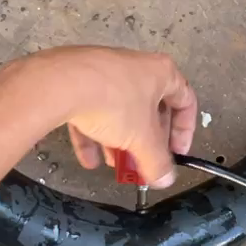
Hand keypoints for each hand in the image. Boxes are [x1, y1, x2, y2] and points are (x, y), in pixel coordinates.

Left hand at [9, 47, 197, 188]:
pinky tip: (89, 159)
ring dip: (121, 141)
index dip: (184, 131)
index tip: (176, 153)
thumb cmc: (113, 102)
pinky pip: (92, 109)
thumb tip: (165, 179)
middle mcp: (136, 67)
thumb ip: (157, 162)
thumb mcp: (142, 140)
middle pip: (150, 109)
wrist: (60, 84)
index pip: (185, 101)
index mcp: (161, 72)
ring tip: (116, 165)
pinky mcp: (79, 80)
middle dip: (147, 142)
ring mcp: (105, 72)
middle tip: (145, 164)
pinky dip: (94, 134)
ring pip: (120, 111)